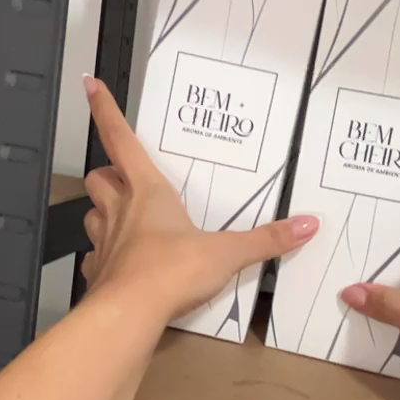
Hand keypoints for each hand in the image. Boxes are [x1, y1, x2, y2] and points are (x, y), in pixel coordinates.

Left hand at [79, 77, 318, 323]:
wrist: (128, 315)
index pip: (121, 139)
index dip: (105, 110)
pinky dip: (105, 258)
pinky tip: (121, 267)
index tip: (91, 84)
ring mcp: (105, 243)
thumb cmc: (171, 271)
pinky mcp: (99, 274)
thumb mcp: (226, 253)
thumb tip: (308, 224)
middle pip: (100, 177)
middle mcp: (120, 212)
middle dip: (108, 172)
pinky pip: (96, 259)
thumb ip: (266, 240)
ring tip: (123, 218)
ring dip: (103, 211)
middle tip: (122, 176)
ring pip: (92, 214)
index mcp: (147, 192)